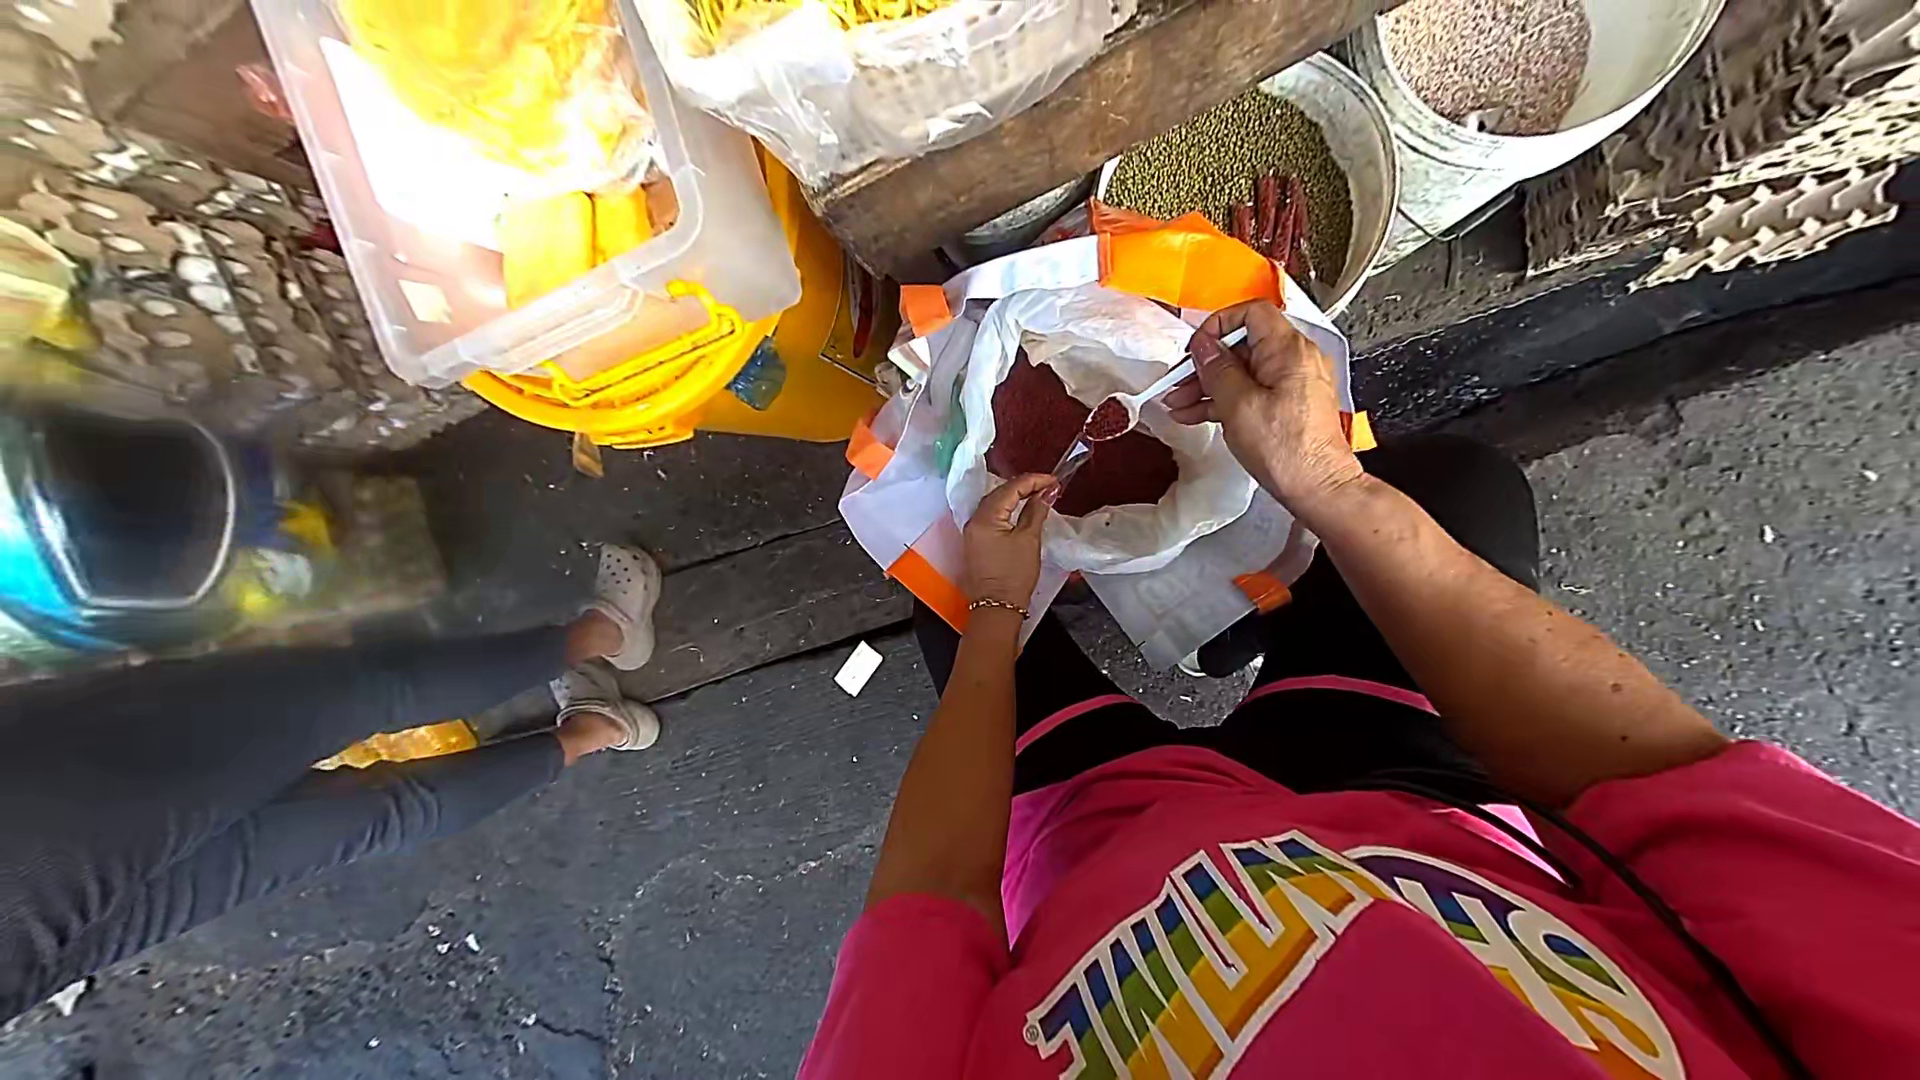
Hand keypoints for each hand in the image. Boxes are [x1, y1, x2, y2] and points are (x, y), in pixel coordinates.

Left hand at [963, 473, 1053, 609]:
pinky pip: (990, 515)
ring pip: (994, 502)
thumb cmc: (1015, 575)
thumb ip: (1036, 511)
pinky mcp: (975, 539)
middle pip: (999, 492)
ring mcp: (972, 530)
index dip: (1034, 481)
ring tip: (1037, 493)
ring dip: (1015, 496)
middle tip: (1048, 486)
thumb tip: (1046, 492)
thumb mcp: (1029, 540)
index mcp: (986, 517)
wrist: (997, 606)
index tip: (1054, 480)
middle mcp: (974, 519)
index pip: (1010, 488)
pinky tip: (1020, 507)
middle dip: (1024, 485)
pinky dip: (1006, 508)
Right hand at [1164, 301, 1362, 515]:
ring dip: (1208, 386)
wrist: (1317, 487)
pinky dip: (1223, 400)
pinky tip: (1196, 415)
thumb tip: (1203, 346)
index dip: (1217, 326)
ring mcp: (1292, 382)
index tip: (1195, 350)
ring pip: (1242, 371)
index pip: (1251, 313)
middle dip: (1205, 364)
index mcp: (1288, 351)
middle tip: (1178, 383)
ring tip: (1179, 405)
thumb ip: (1217, 370)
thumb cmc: (1287, 451)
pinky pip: (1250, 390)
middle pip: (1242, 345)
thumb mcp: (1238, 406)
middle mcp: (1295, 359)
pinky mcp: (1287, 403)